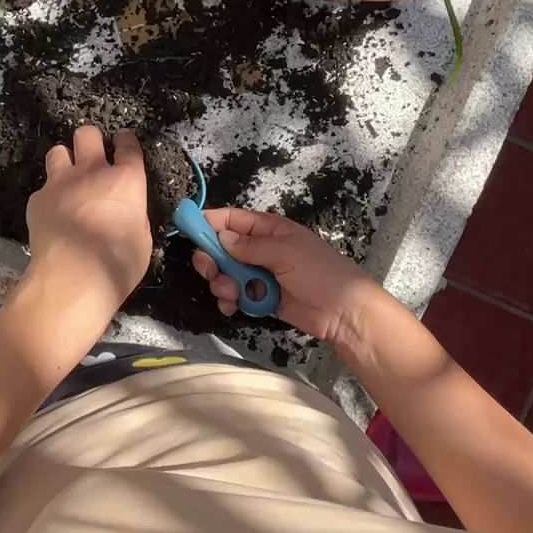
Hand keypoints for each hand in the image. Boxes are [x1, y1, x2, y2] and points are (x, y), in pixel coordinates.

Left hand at [22, 125, 153, 317]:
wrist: (71, 278)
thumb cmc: (117, 263)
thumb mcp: (142, 239)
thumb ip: (134, 215)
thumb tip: (127, 212)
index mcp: (126, 180)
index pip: (127, 144)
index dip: (125, 141)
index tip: (123, 145)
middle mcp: (92, 172)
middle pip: (87, 134)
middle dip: (90, 140)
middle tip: (92, 157)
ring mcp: (61, 182)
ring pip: (58, 150)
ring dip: (65, 161)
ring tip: (68, 180)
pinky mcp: (38, 198)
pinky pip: (44, 187)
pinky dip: (49, 196)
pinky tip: (53, 215)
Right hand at [193, 208, 386, 347]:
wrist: (345, 313)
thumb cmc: (320, 273)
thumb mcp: (286, 252)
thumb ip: (250, 245)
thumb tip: (220, 236)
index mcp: (269, 229)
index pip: (233, 219)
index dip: (209, 222)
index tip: (187, 228)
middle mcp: (261, 249)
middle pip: (222, 248)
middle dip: (213, 259)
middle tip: (211, 270)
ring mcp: (260, 274)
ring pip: (226, 273)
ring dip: (222, 283)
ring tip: (234, 293)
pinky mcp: (261, 298)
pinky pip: (235, 295)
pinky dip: (229, 300)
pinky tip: (232, 306)